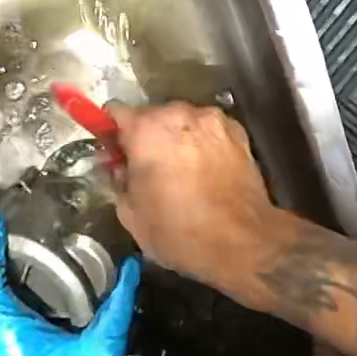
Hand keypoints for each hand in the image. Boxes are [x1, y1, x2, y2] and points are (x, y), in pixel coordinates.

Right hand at [106, 102, 290, 289]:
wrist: (244, 243)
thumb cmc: (180, 231)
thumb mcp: (131, 214)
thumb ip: (117, 180)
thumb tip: (117, 167)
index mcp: (145, 129)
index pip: (115, 112)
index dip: (112, 133)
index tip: (116, 154)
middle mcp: (178, 114)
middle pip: (151, 116)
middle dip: (146, 138)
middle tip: (149, 170)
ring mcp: (211, 119)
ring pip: (182, 122)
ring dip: (176, 139)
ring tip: (182, 173)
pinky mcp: (237, 131)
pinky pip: (208, 130)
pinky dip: (203, 143)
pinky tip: (206, 171)